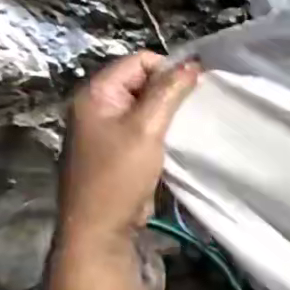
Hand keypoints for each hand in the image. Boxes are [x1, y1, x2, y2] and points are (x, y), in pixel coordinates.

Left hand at [56, 52, 200, 255]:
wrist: (99, 229)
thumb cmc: (118, 176)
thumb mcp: (146, 129)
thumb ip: (168, 92)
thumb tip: (192, 64)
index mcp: (96, 93)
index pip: (138, 61)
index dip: (168, 70)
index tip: (192, 91)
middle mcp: (97, 106)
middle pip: (141, 81)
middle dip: (169, 91)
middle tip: (193, 110)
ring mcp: (105, 130)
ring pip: (145, 106)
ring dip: (168, 113)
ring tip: (187, 126)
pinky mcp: (117, 151)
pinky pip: (143, 129)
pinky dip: (161, 132)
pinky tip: (176, 143)